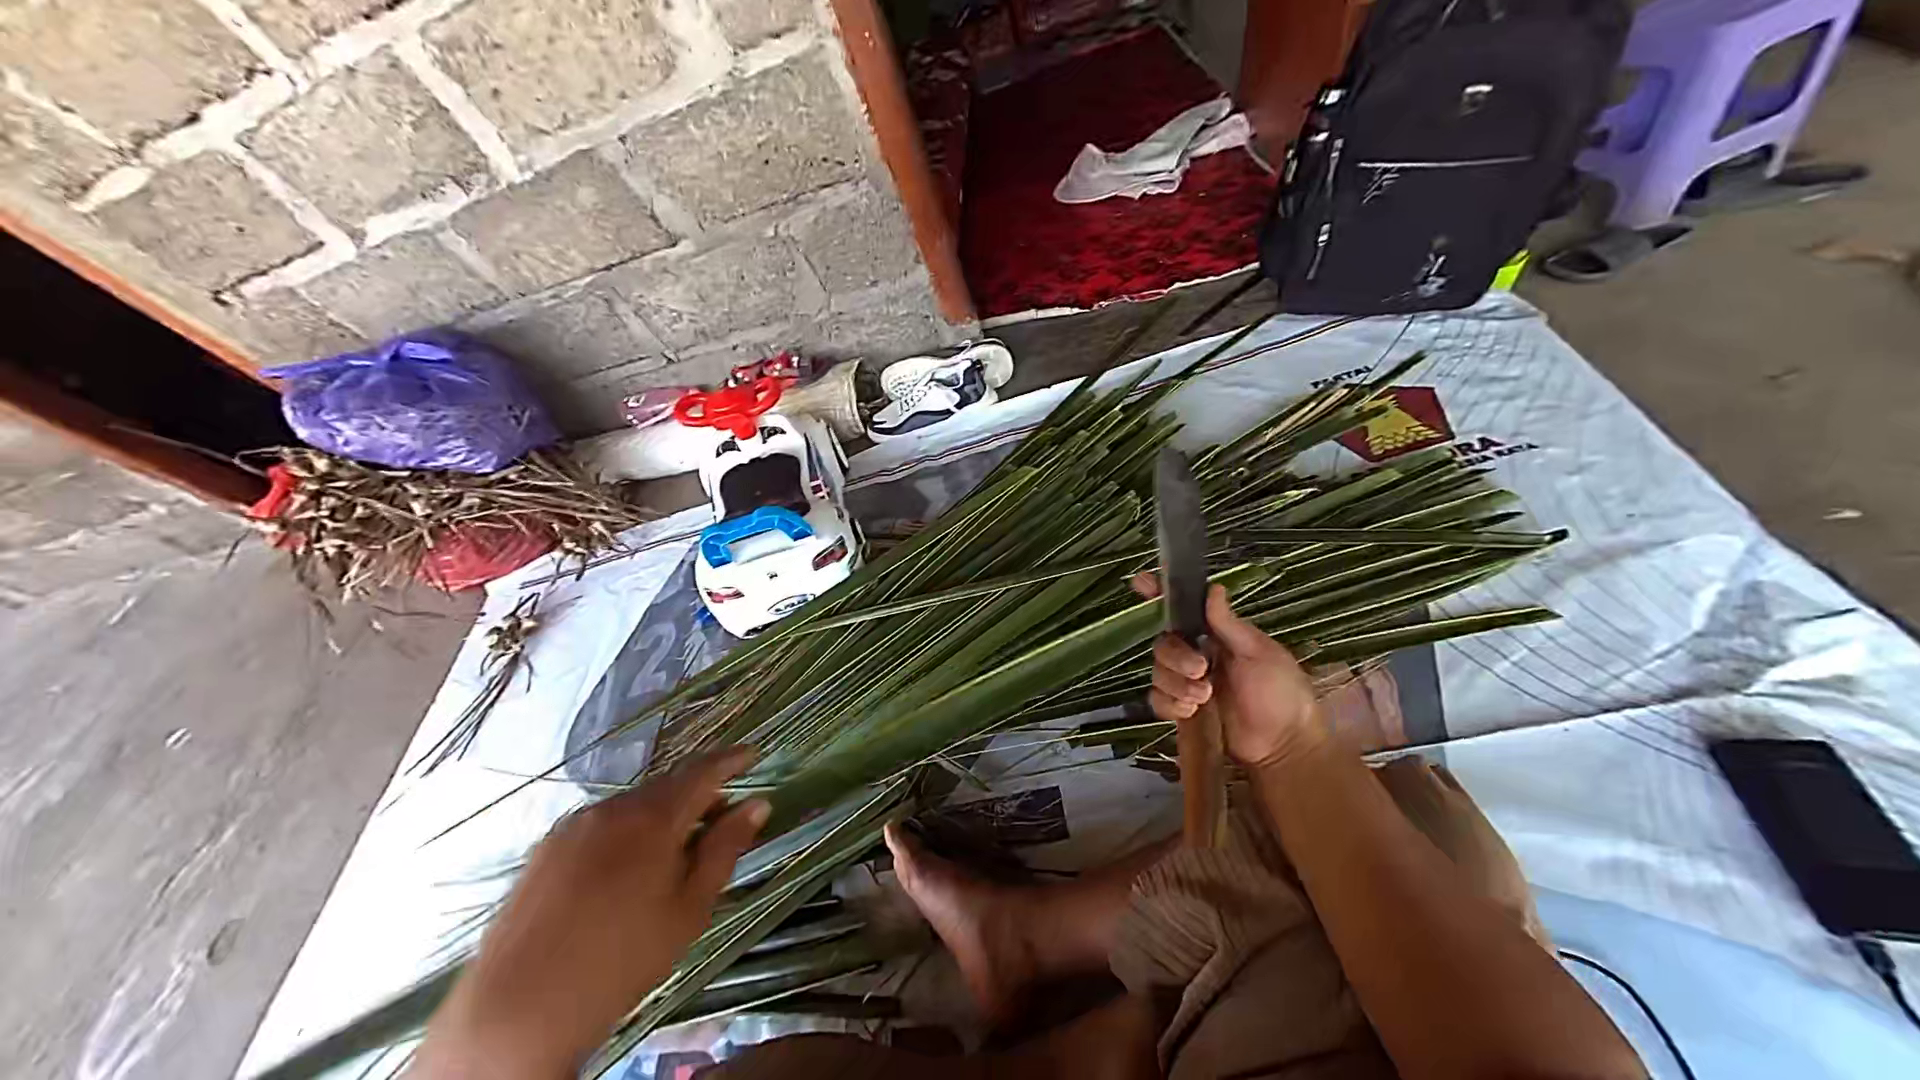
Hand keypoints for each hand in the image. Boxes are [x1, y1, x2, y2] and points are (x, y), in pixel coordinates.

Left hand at [413, 748, 769, 1079]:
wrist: (516, 1011)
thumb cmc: (621, 961)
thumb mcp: (689, 908)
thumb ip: (724, 848)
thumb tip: (757, 803)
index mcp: (652, 818)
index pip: (702, 772)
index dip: (730, 760)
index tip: (752, 754)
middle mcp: (612, 808)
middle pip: (667, 787)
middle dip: (698, 795)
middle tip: (721, 818)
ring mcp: (573, 826)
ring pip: (633, 806)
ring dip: (662, 815)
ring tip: (676, 852)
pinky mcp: (545, 848)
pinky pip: (601, 824)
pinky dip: (628, 831)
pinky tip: (627, 871)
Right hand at [1134, 575, 1325, 770]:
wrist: (1283, 745)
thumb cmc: (1281, 693)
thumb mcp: (1259, 653)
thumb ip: (1228, 624)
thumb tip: (1213, 587)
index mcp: (1216, 635)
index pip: (1182, 609)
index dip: (1158, 595)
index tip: (1142, 583)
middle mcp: (1197, 654)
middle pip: (1164, 644)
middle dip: (1177, 657)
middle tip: (1201, 670)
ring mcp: (1188, 683)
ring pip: (1158, 672)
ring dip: (1177, 684)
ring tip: (1204, 697)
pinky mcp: (1182, 709)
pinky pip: (1158, 699)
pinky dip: (1170, 703)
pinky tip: (1190, 711)